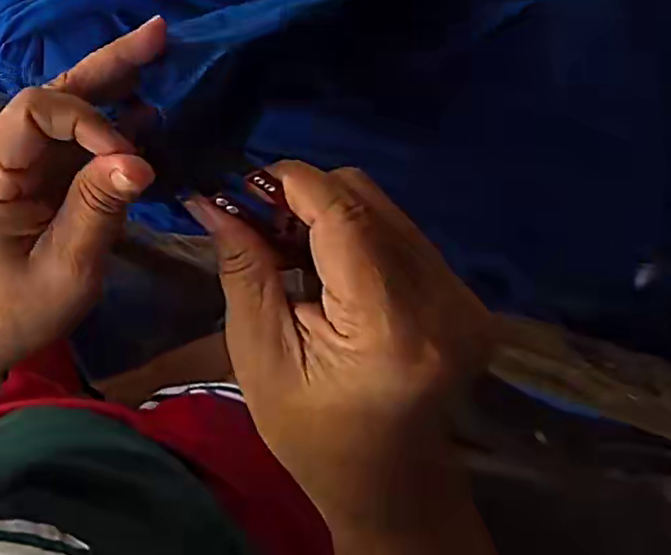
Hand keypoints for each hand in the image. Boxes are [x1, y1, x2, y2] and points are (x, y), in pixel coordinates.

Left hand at [0, 17, 167, 385]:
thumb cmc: (16, 305)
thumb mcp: (62, 271)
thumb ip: (95, 211)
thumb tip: (137, 163)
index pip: (34, 111)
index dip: (85, 120)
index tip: (127, 160)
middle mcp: (7, 148)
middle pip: (55, 92)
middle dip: (106, 65)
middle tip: (159, 33)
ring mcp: (29, 155)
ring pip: (71, 102)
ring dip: (115, 76)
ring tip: (161, 46)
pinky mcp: (50, 167)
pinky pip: (84, 131)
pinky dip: (119, 113)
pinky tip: (150, 102)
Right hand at [187, 162, 493, 549]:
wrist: (392, 488)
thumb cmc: (311, 430)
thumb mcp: (258, 352)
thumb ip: (242, 267)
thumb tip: (208, 199)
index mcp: (392, 327)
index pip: (345, 216)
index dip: (289, 182)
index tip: (239, 185)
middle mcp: (444, 303)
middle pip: (364, 197)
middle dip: (300, 194)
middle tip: (255, 223)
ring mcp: (462, 298)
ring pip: (378, 204)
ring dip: (322, 208)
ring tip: (284, 244)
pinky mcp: (461, 295)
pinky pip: (392, 225)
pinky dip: (346, 225)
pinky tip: (319, 259)